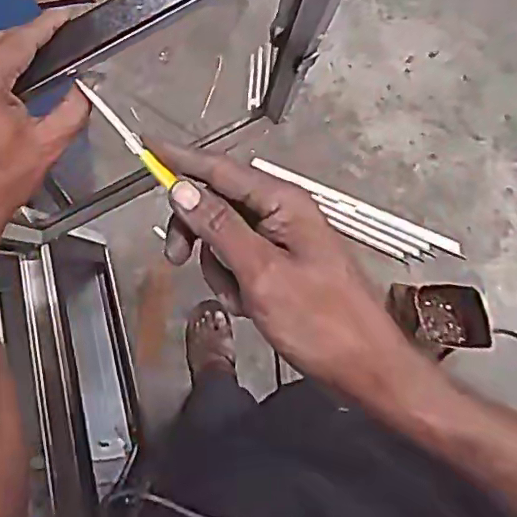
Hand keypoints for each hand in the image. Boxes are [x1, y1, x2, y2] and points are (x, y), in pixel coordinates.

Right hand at [151, 141, 420, 399]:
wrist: (366, 369)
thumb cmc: (325, 323)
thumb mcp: (262, 273)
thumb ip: (219, 227)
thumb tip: (183, 190)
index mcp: (282, 202)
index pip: (220, 168)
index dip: (181, 159)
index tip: (150, 146)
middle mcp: (281, 212)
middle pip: (217, 201)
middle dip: (195, 229)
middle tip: (177, 256)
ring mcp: (281, 237)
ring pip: (222, 233)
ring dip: (217, 265)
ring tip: (238, 295)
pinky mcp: (279, 261)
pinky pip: (237, 258)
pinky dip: (232, 280)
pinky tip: (249, 303)